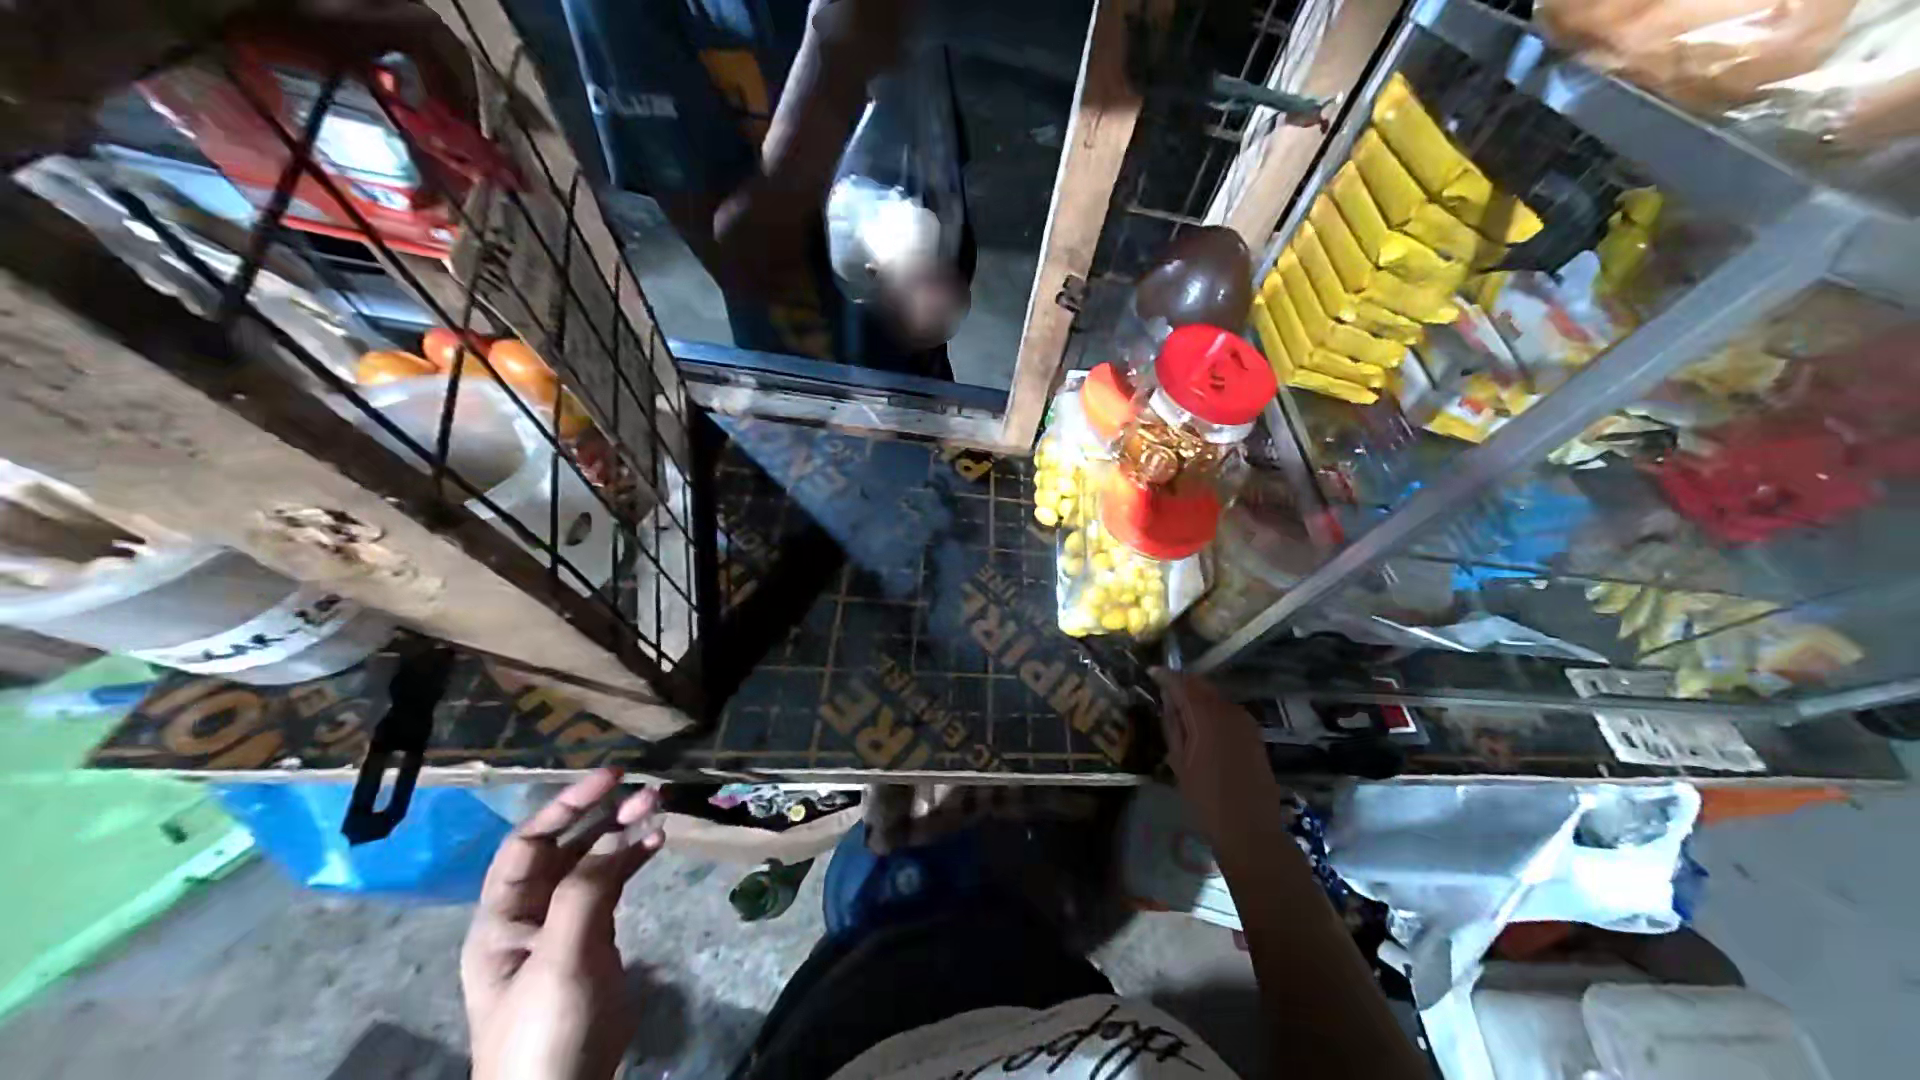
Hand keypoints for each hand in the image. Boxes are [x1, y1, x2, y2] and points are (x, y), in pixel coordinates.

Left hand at [462, 769, 664, 1079]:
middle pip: (566, 849)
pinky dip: (634, 862)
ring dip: (623, 834)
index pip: (529, 844)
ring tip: (659, 807)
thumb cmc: (545, 1030)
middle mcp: (529, 914)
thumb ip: (584, 893)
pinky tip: (657, 844)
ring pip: (593, 864)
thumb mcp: (560, 960)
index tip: (610, 777)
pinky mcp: (593, 940)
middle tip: (649, 791)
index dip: (566, 804)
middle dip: (604, 816)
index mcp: (502, 918)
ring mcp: (563, 927)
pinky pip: (612, 887)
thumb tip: (613, 837)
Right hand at [1151, 668, 1282, 835]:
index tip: (1152, 672)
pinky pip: (1228, 711)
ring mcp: (1246, 723)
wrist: (1250, 830)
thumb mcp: (1179, 763)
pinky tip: (1201, 722)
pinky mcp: (1254, 734)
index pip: (1183, 684)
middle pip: (1203, 686)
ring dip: (1198, 695)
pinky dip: (1212, 708)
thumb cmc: (1206, 800)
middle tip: (1163, 688)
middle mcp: (1229, 712)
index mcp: (1207, 718)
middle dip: (1183, 683)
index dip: (1166, 676)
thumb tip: (1168, 701)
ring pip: (1216, 697)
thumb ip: (1173, 726)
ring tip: (1179, 706)